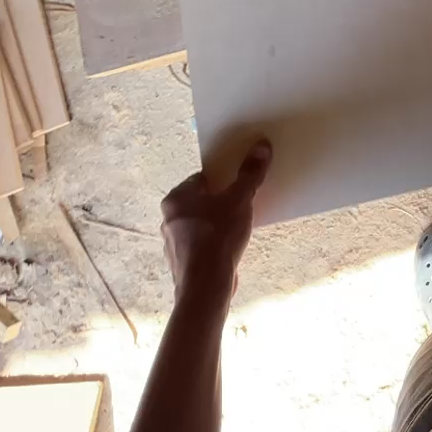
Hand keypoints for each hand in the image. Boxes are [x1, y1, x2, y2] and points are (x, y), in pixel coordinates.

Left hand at [161, 139, 271, 296]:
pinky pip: (202, 244)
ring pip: (201, 223)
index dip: (223, 178)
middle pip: (201, 200)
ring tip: (240, 225)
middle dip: (221, 200)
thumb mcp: (239, 199)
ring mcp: (174, 244)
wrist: (206, 286)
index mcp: (175, 199)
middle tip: (243, 201)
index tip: (240, 183)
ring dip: (218, 222)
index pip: (201, 178)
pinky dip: (215, 242)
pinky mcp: (183, 264)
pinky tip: (231, 246)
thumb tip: (262, 145)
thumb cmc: (218, 235)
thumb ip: (250, 173)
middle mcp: (168, 219)